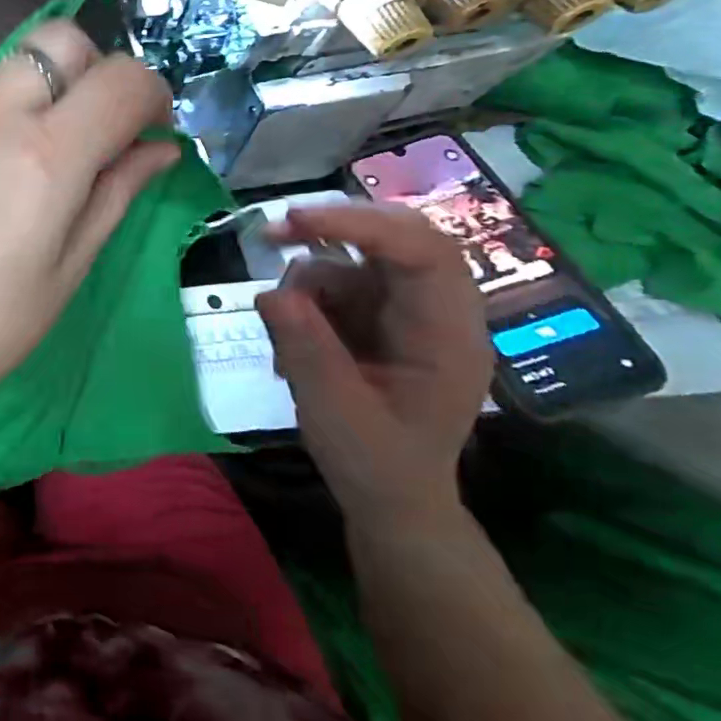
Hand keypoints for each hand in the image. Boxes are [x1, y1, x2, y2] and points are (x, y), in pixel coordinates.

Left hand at [0, 21, 177, 433]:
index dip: (152, 94)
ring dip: (48, 90)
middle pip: (60, 41)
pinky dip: (6, 115)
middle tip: (99, 129)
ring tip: (49, 155)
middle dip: (95, 70)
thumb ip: (117, 193)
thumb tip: (159, 148)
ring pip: (14, 68)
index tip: (151, 129)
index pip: (120, 79)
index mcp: (45, 156)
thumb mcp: (70, 266)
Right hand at [255, 204, 494, 527]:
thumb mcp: (336, 413)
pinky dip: (303, 300)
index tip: (297, 222)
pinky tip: (290, 344)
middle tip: (273, 233)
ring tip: (282, 335)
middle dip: (333, 229)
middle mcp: (435, 312)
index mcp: (448, 336)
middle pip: (397, 238)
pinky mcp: (376, 317)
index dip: (363, 225)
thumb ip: (307, 351)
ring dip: (307, 281)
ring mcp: (405, 312)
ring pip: (355, 259)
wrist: (392, 498)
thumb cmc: (376, 463)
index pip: (424, 253)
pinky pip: (336, 283)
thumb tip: (272, 293)